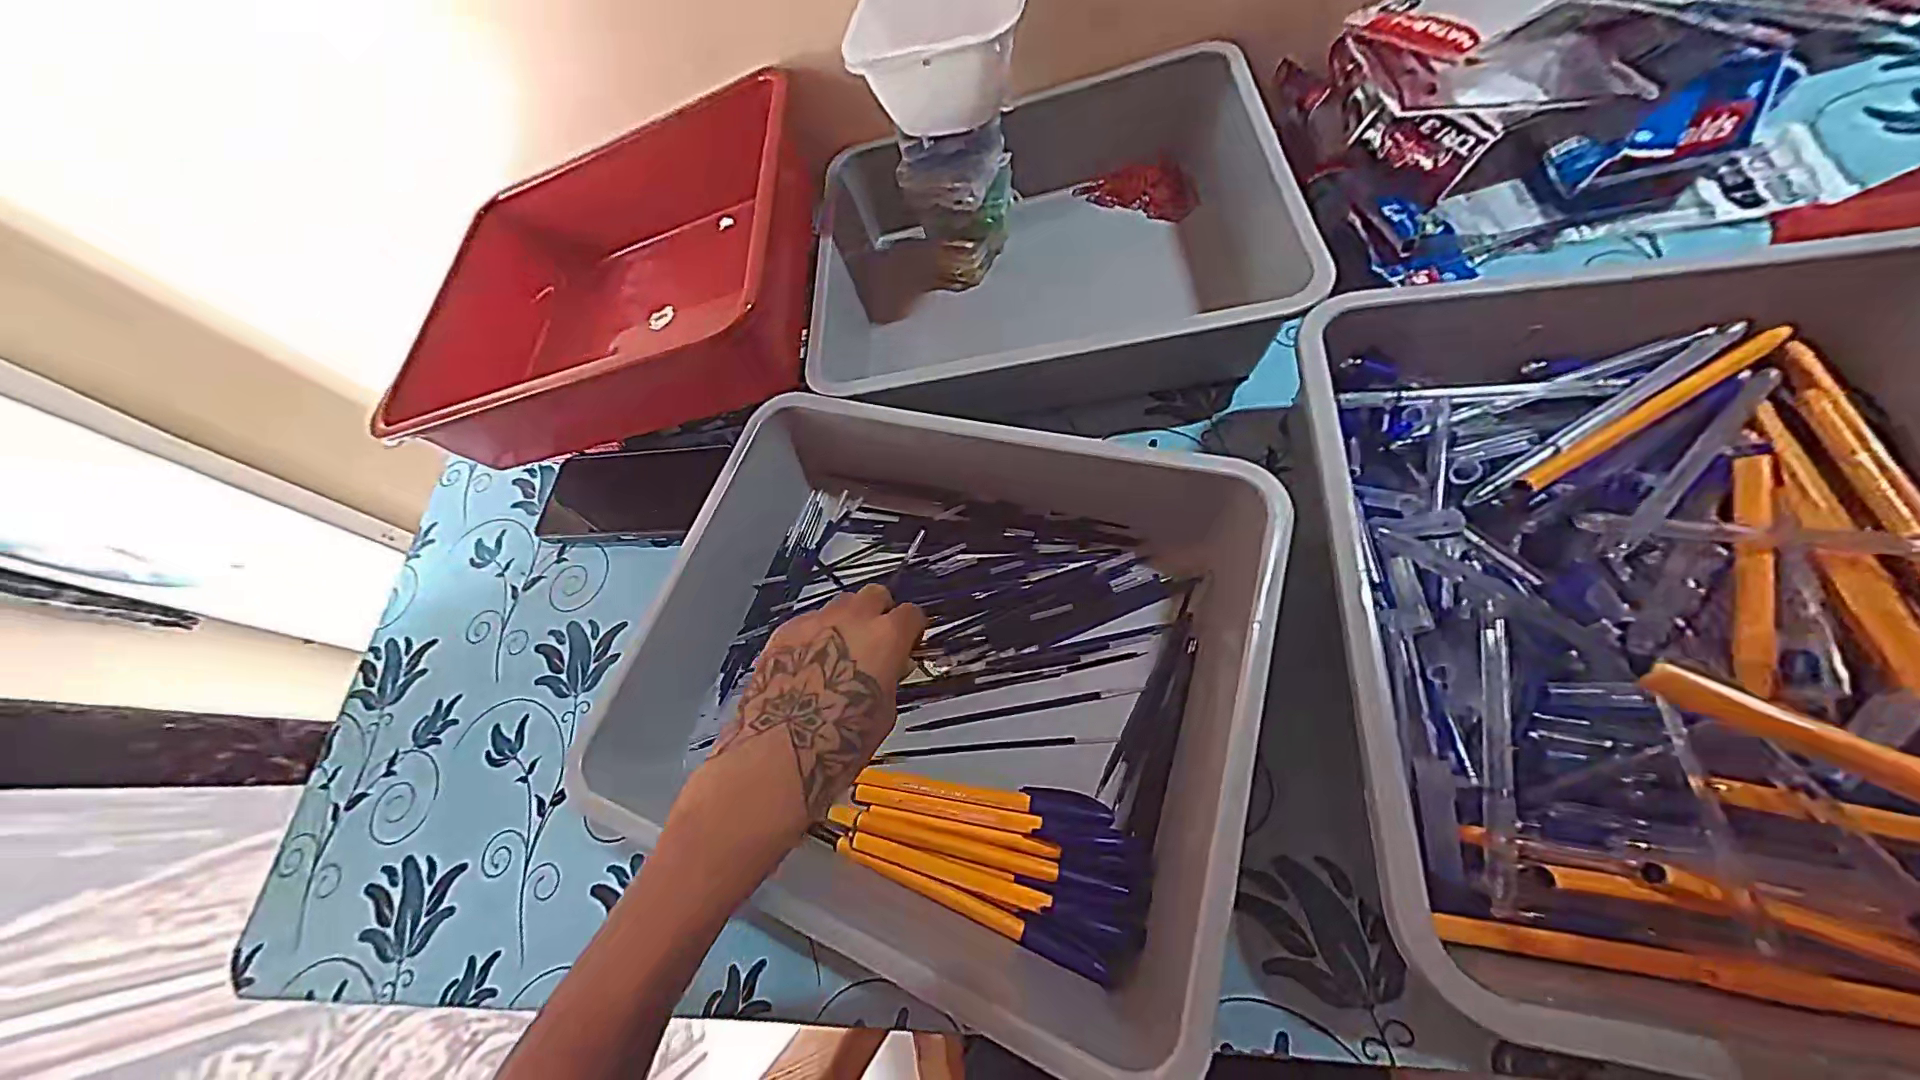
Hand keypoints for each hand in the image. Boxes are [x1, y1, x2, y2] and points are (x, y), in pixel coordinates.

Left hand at [675, 584, 925, 853]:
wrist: (777, 753)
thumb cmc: (833, 742)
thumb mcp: (884, 712)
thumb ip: (890, 677)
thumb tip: (888, 670)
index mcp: (885, 637)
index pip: (910, 614)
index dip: (912, 628)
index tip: (909, 640)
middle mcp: (850, 619)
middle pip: (874, 595)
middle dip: (880, 613)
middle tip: (877, 640)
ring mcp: (813, 623)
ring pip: (838, 605)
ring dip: (845, 622)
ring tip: (841, 655)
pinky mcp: (781, 634)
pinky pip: (806, 624)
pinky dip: (813, 636)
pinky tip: (809, 664)